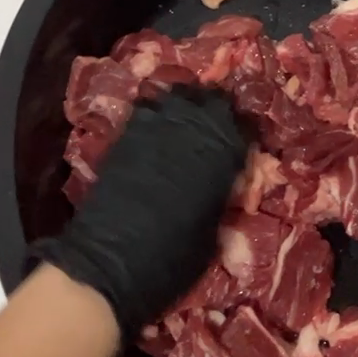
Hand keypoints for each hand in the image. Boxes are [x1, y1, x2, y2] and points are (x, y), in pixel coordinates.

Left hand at [33, 86, 247, 333]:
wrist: (110, 260)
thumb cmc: (171, 257)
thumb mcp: (212, 232)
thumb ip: (221, 198)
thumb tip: (224, 187)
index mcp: (223, 150)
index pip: (247, 127)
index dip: (247, 137)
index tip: (245, 149)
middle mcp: (194, 126)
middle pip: (215, 102)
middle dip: (220, 115)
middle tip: (217, 134)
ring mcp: (159, 122)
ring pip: (181, 96)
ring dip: (188, 107)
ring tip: (188, 126)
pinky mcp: (129, 129)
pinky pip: (151, 108)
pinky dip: (158, 115)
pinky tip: (158, 132)